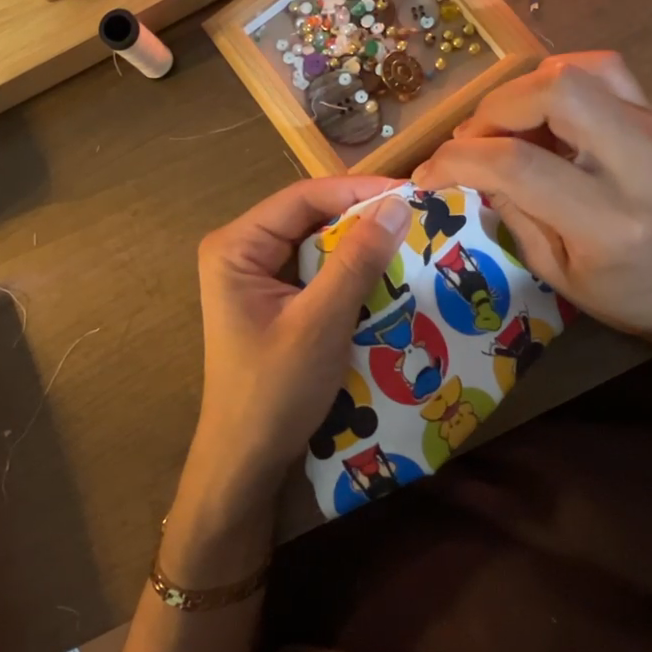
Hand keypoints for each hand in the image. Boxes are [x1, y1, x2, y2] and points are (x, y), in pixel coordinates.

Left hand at [190, 176, 409, 502]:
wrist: (245, 460)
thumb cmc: (274, 392)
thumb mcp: (320, 323)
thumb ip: (357, 262)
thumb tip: (396, 205)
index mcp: (235, 247)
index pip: (301, 198)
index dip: (355, 191)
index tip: (409, 193)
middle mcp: (239, 252)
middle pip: (307, 217)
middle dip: (360, 217)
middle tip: (417, 216)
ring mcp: (254, 278)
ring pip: (315, 245)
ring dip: (358, 247)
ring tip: (410, 240)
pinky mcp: (271, 302)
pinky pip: (314, 274)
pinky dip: (348, 274)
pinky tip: (385, 277)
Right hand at [413, 52, 651, 344]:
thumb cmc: (626, 295)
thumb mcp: (554, 272)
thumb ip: (511, 211)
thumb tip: (469, 165)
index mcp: (610, 222)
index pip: (518, 164)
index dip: (458, 160)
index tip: (429, 173)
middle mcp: (641, 164)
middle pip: (554, 92)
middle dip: (492, 110)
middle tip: (470, 142)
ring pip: (576, 70)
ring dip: (521, 90)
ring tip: (501, 126)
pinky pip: (601, 69)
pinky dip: (554, 79)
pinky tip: (537, 110)